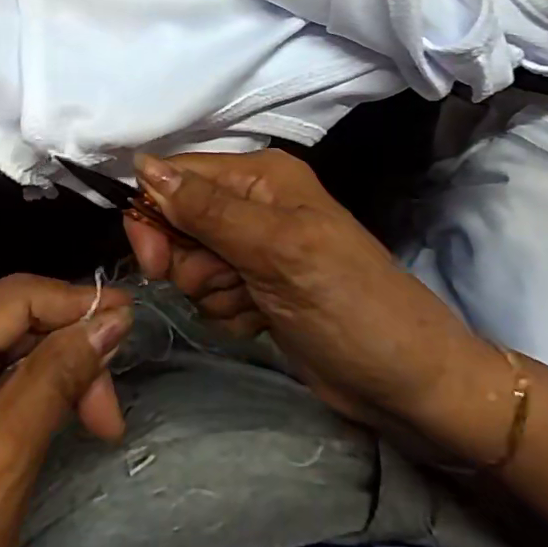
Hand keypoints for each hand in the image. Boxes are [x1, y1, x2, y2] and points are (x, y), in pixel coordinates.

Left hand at [0, 274, 134, 546]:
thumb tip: (116, 317)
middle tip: (110, 406)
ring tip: (100, 419)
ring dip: (67, 376)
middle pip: (22, 320)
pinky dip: (46, 388)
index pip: (17, 297)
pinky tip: (71, 411)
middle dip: (74, 355)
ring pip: (23, 343)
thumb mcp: (4, 451)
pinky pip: (8, 368)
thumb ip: (59, 374)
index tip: (133, 317)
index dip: (79, 303)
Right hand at [124, 149, 513, 463]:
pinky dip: (228, 312)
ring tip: (258, 303)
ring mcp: (255, 249)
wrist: (404, 382)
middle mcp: (254, 204)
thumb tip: (143, 164)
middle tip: (227, 283)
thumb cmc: (348, 304)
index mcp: (261, 176)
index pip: (179, 176)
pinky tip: (263, 321)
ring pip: (190, 263)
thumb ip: (209, 210)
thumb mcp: (277, 250)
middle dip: (191, 261)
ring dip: (214, 291)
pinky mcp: (255, 288)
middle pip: (178, 221)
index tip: (154, 260)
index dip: (156, 213)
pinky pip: (210, 294)